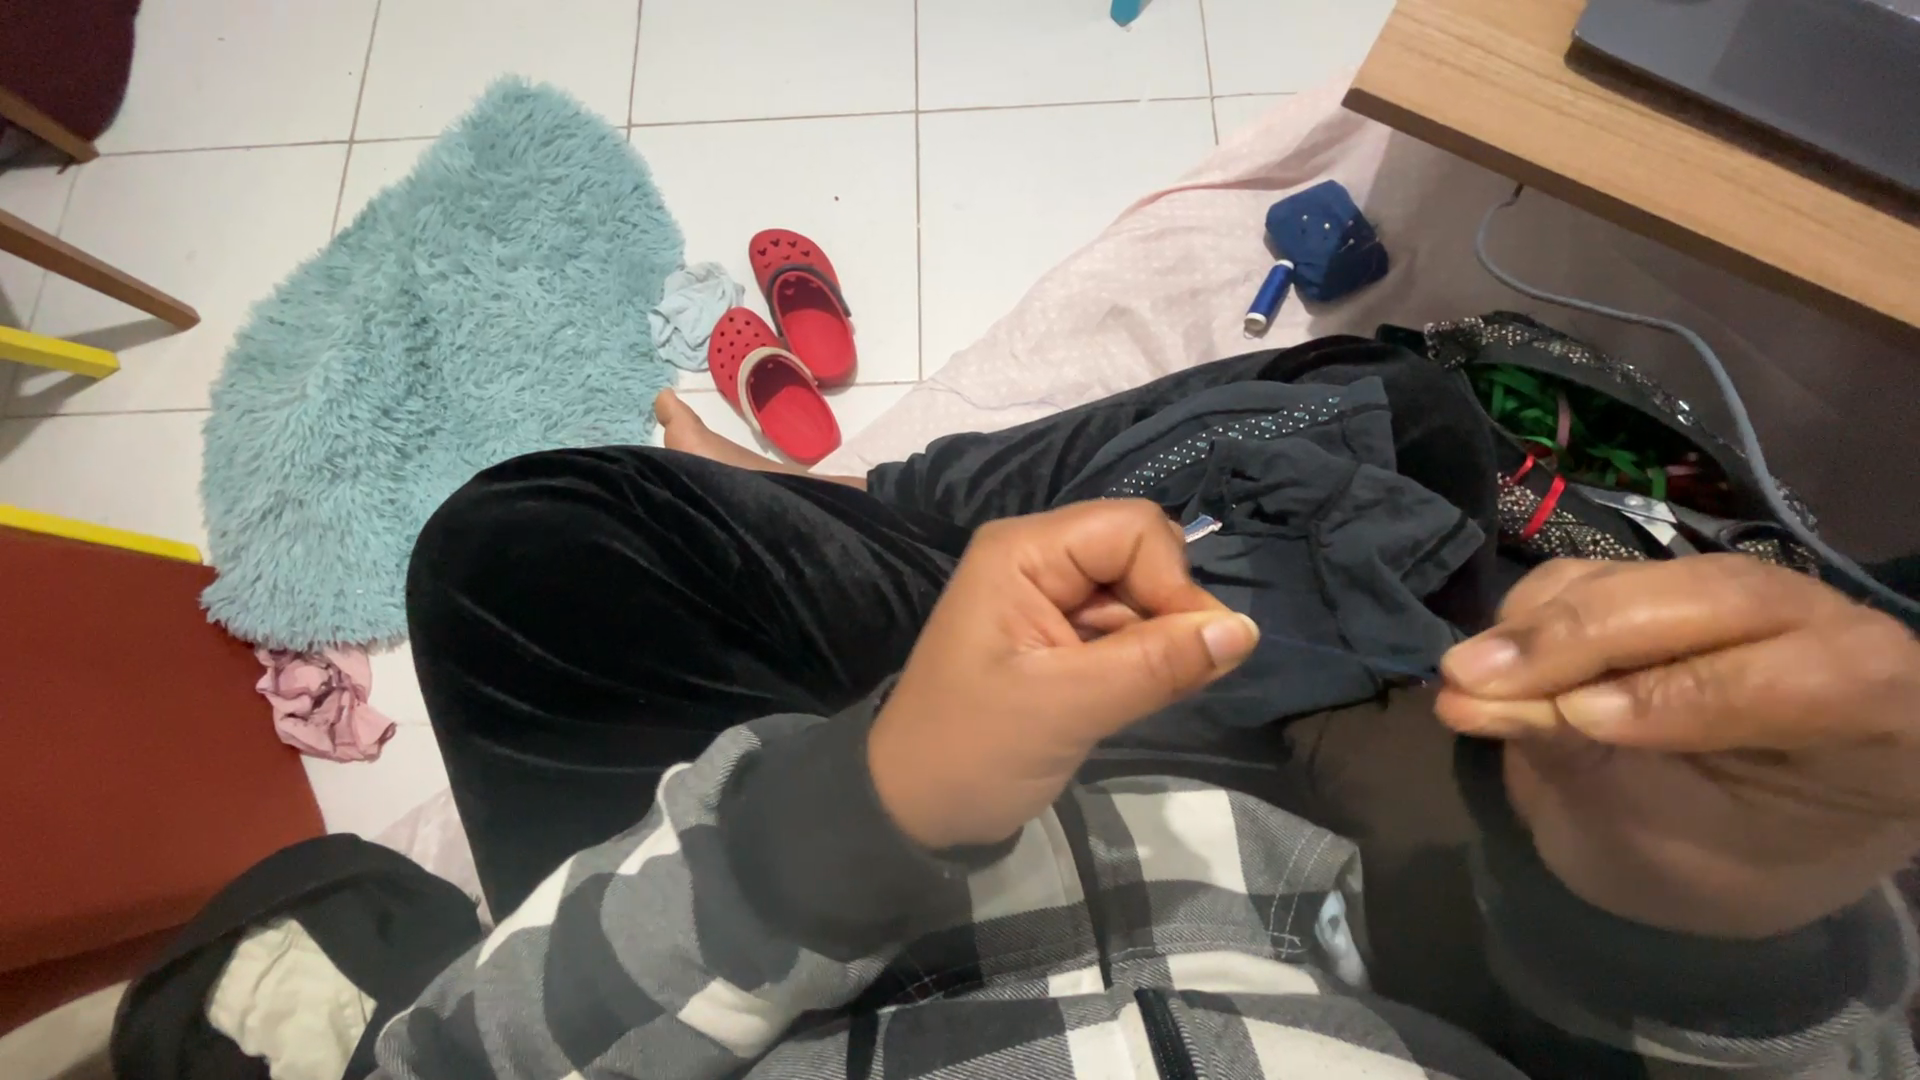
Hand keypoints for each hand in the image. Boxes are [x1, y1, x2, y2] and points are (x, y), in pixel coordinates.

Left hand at [868, 501, 1260, 849]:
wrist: (916, 806)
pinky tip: (1122, 696)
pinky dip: (1140, 657)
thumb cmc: (972, 750)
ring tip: (1127, 697)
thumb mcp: (1065, 708)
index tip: (1185, 650)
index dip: (1172, 580)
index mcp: (1022, 551)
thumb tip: (1245, 628)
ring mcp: (1045, 594)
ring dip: (1154, 641)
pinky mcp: (1056, 632)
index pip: (1133, 528)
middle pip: (1139, 552)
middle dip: (1166, 611)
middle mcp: (1035, 557)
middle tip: (1161, 679)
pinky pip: (1122, 625)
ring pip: (1137, 592)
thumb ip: (1155, 664)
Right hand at [1437, 555, 1919, 937]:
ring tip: (1463, 676)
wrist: (1664, 845)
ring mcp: (1719, 602)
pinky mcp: (1634, 587)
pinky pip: (1569, 579)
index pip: (1830, 674)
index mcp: (1889, 725)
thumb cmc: (1686, 861)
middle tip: (1477, 675)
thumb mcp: (1640, 834)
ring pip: (1632, 577)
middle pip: (1717, 597)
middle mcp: (1817, 636)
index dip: (1701, 689)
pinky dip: (1516, 619)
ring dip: (1537, 626)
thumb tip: (1462, 700)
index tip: (1582, 720)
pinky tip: (1487, 667)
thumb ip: (1570, 755)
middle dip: (1587, 636)